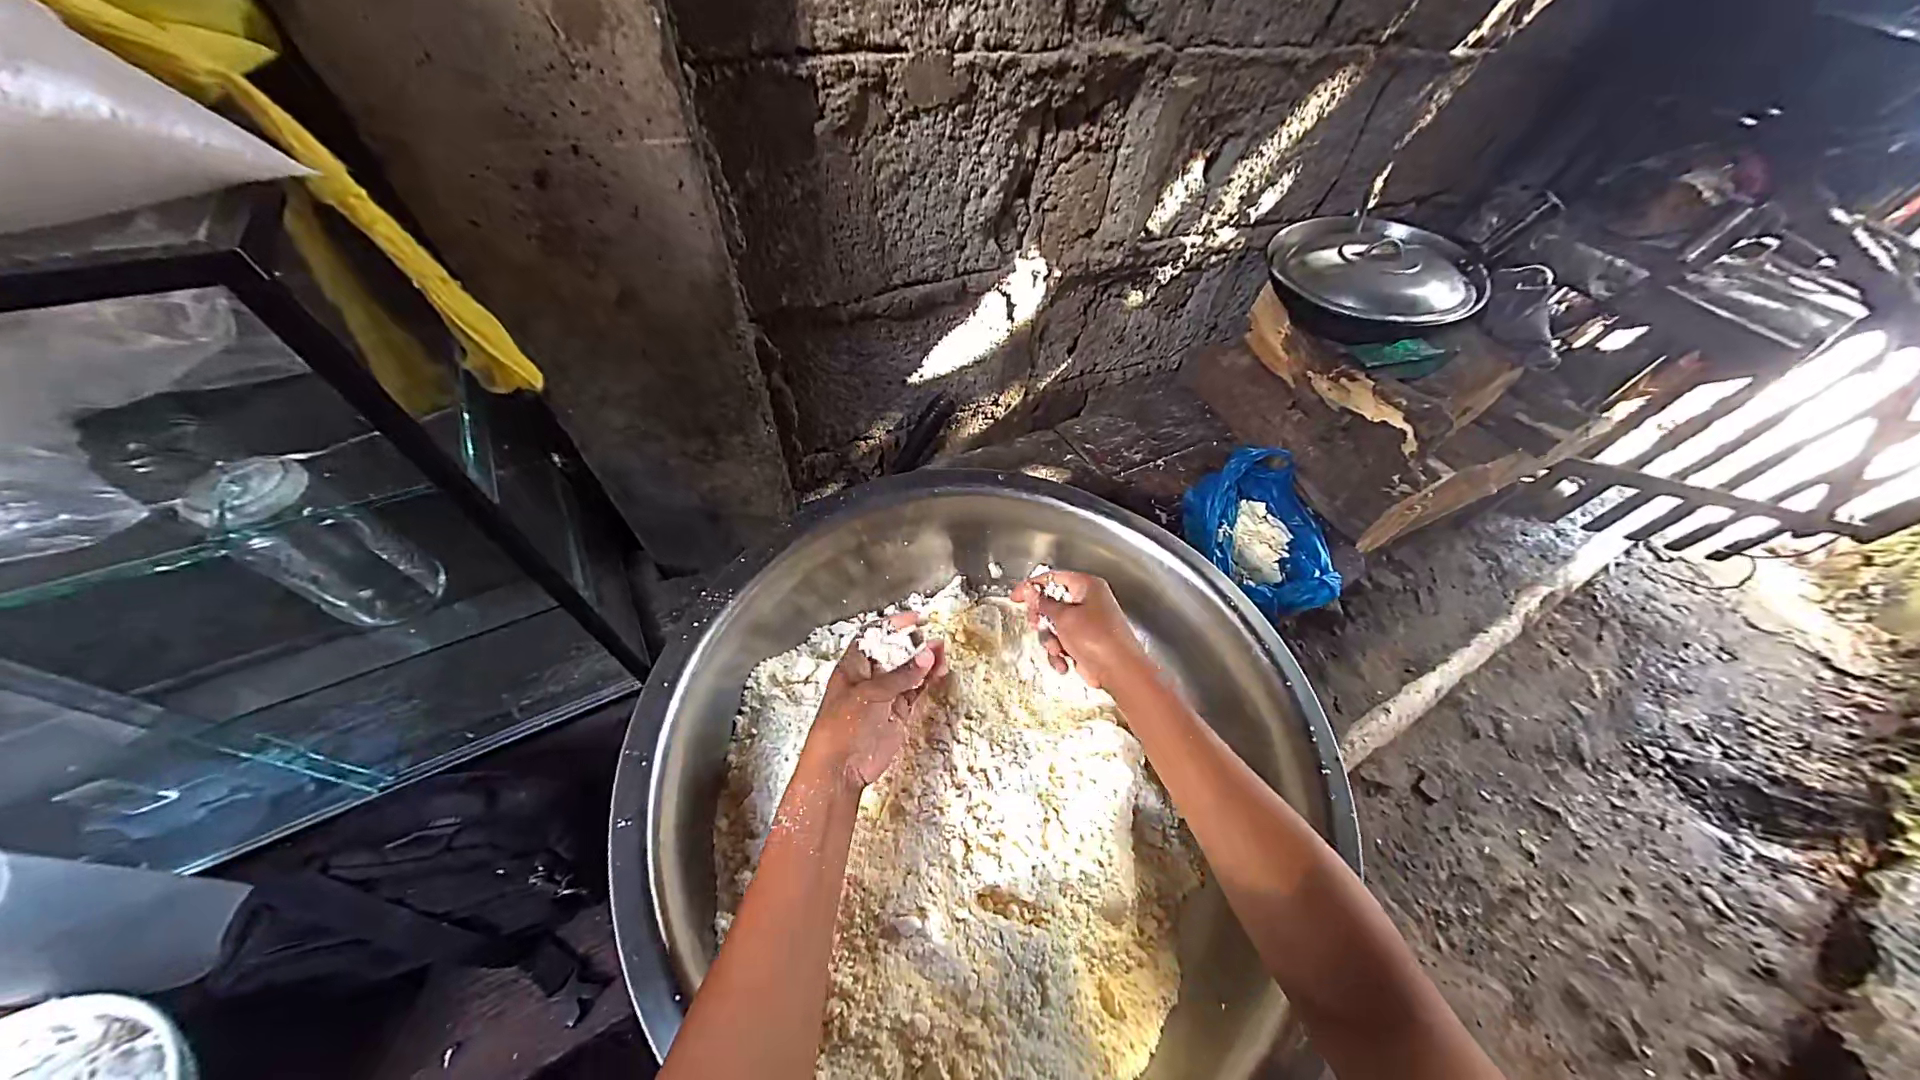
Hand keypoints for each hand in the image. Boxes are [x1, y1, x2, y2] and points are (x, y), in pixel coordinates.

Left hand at [810, 613, 947, 787]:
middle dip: (914, 643)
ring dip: (926, 661)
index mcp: (854, 666)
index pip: (874, 637)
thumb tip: (928, 654)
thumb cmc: (842, 726)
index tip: (914, 618)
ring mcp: (886, 695)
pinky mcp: (898, 712)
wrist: (840, 768)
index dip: (893, 625)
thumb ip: (901, 675)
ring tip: (943, 653)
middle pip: (896, 652)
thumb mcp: (870, 694)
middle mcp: (870, 677)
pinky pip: (916, 690)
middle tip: (934, 638)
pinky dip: (928, 680)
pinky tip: (940, 670)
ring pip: (909, 671)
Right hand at [1010, 570, 1148, 688]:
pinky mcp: (1087, 642)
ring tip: (1057, 650)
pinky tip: (1064, 663)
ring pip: (1055, 626)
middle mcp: (1089, 601)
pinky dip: (1060, 653)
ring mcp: (1088, 623)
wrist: (1119, 671)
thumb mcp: (1063, 617)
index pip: (1053, 578)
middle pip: (1052, 604)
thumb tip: (1030, 591)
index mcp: (1087, 586)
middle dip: (1042, 619)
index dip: (1032, 586)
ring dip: (1051, 641)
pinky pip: (1064, 643)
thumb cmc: (1098, 639)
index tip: (1016, 596)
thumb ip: (1043, 603)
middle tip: (1036, 624)